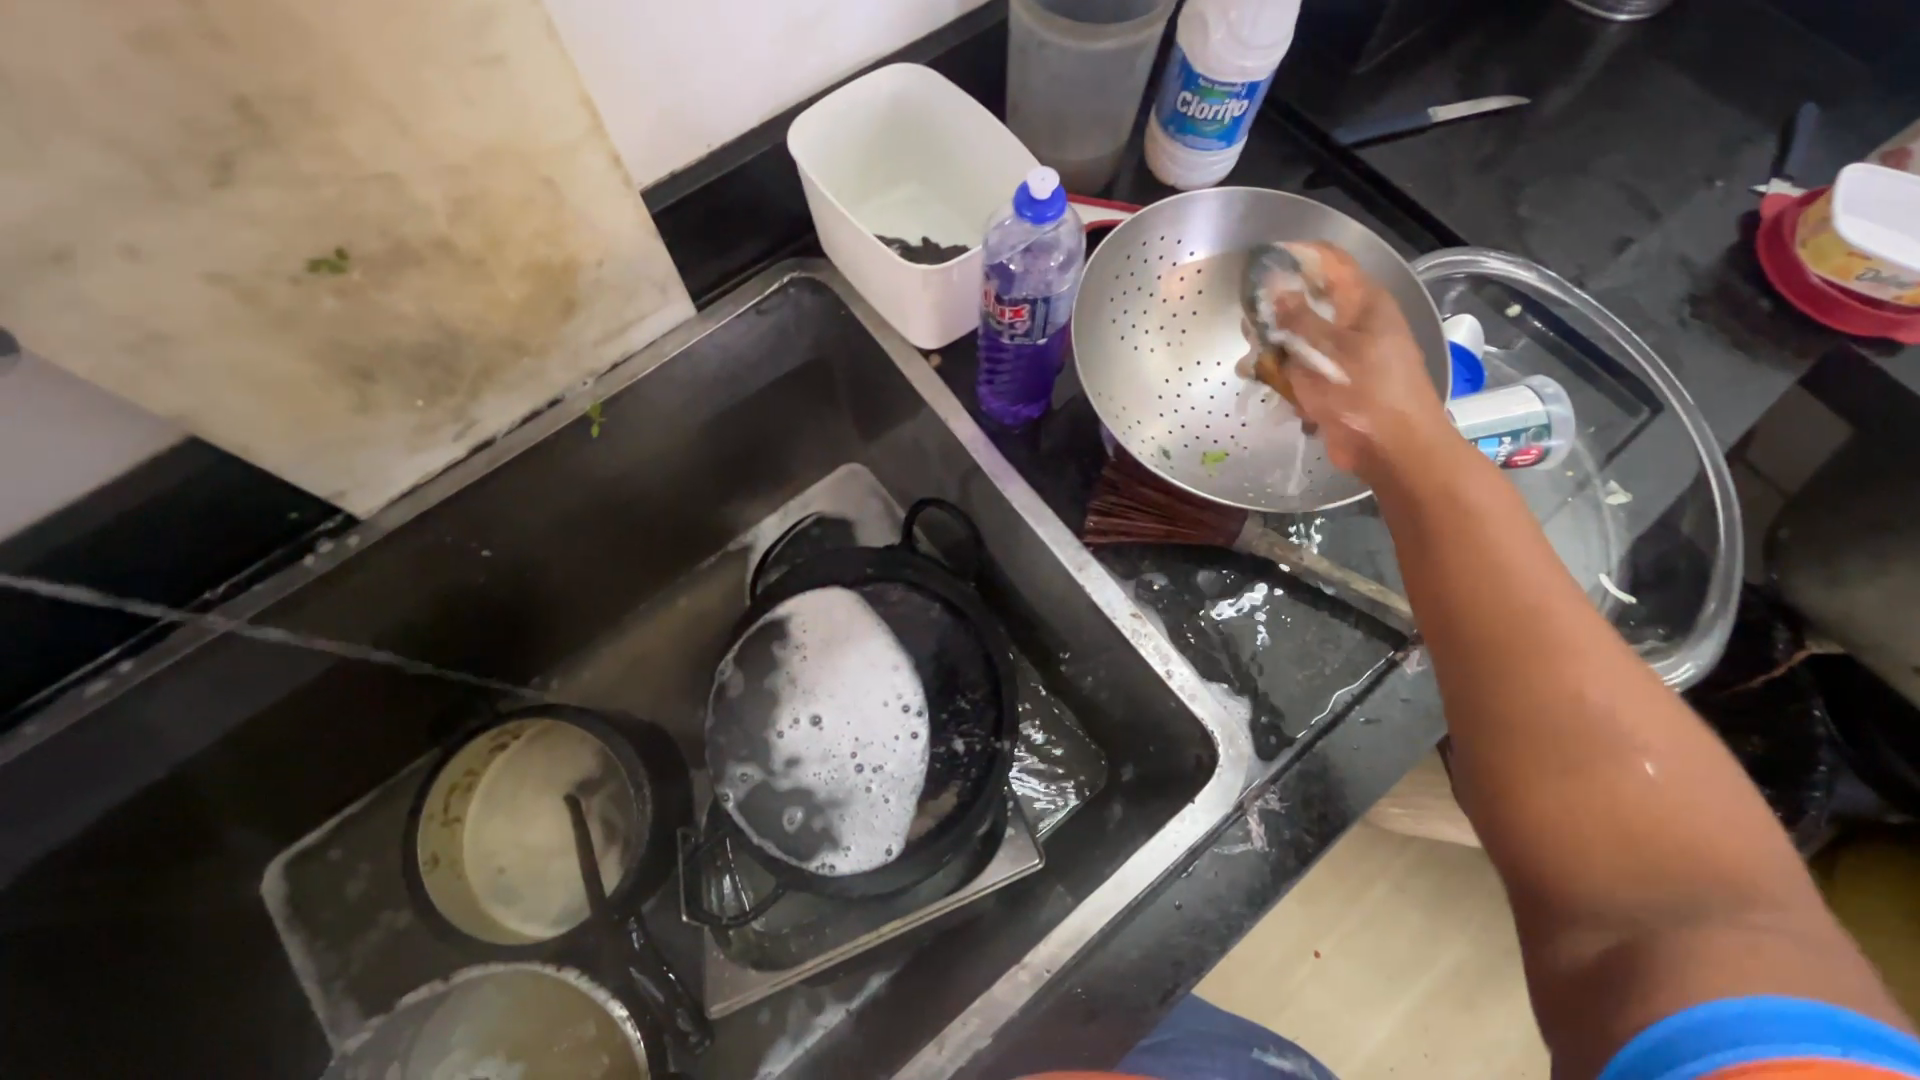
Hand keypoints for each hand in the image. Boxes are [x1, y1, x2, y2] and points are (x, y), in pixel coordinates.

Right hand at [1253, 242, 1451, 480]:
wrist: (1393, 449)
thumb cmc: (1368, 393)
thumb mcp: (1329, 350)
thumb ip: (1299, 318)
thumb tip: (1274, 286)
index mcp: (1363, 303)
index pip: (1329, 261)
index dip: (1296, 255)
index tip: (1260, 262)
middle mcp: (1352, 323)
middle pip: (1307, 300)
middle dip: (1275, 308)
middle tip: (1249, 320)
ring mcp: (1341, 354)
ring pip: (1297, 337)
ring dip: (1273, 344)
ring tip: (1253, 357)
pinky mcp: (1330, 383)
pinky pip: (1298, 368)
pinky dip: (1279, 372)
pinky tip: (1260, 378)